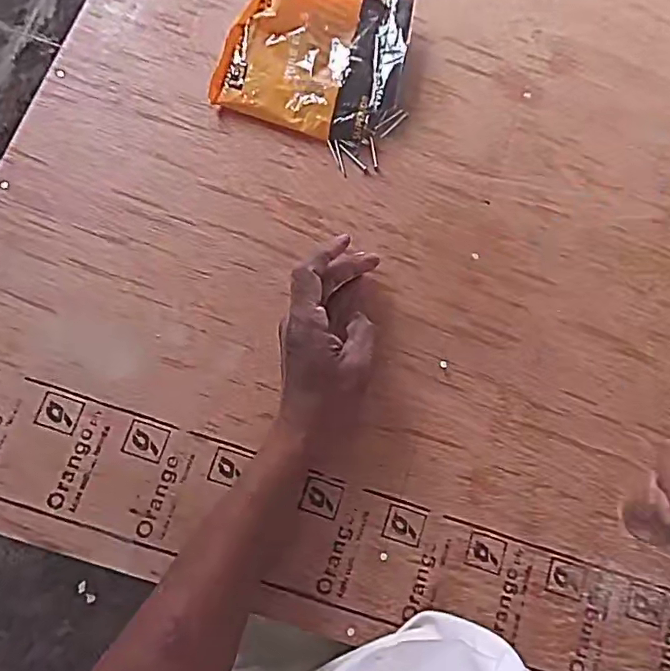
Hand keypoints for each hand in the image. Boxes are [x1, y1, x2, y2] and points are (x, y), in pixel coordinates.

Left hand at [278, 234, 379, 443]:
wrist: (303, 429)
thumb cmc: (330, 401)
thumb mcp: (357, 363)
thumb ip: (361, 330)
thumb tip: (359, 314)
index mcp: (305, 320)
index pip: (308, 272)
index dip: (328, 253)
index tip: (350, 242)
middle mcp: (295, 321)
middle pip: (314, 280)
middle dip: (343, 266)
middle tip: (373, 261)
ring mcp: (296, 332)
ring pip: (316, 294)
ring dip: (340, 281)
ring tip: (367, 273)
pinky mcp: (301, 342)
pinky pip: (317, 310)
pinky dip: (336, 299)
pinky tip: (354, 299)